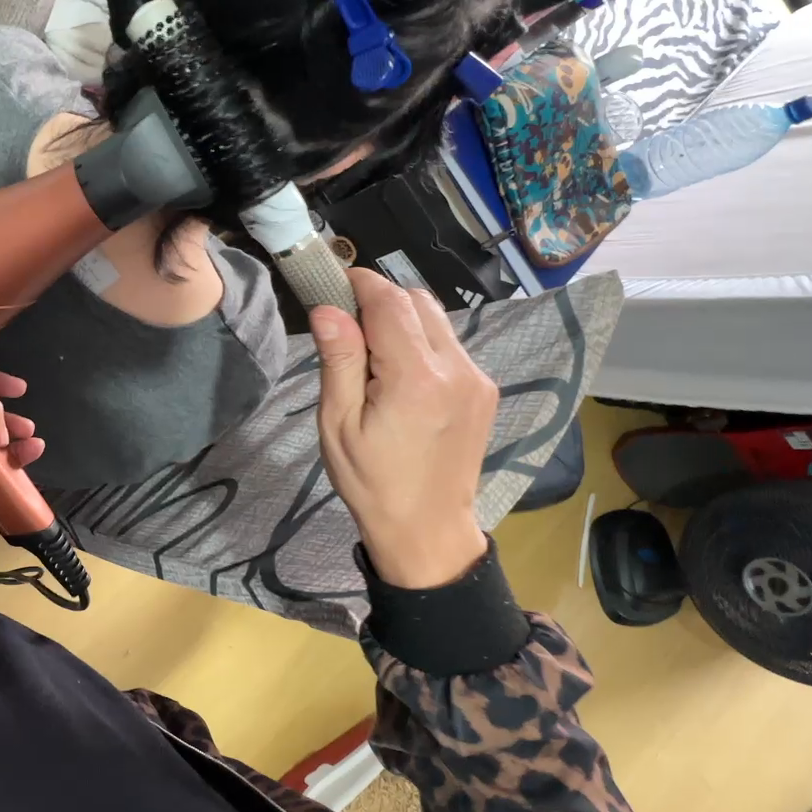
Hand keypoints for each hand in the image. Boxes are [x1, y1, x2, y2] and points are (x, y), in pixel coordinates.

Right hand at [309, 270, 498, 588]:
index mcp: (416, 379)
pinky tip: (397, 374)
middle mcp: (457, 368)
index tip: (331, 284)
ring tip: (369, 352)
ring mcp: (477, 378)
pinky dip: (419, 341)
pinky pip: (449, 344)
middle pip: (417, 301)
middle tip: (344, 324)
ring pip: (437, 318)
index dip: (359, 284)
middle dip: (379, 299)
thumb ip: (338, 361)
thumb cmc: (371, 481)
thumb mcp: (338, 424)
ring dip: (400, 319)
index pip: (390, 303)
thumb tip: (327, 308)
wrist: (426, 528)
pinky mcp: (484, 389)